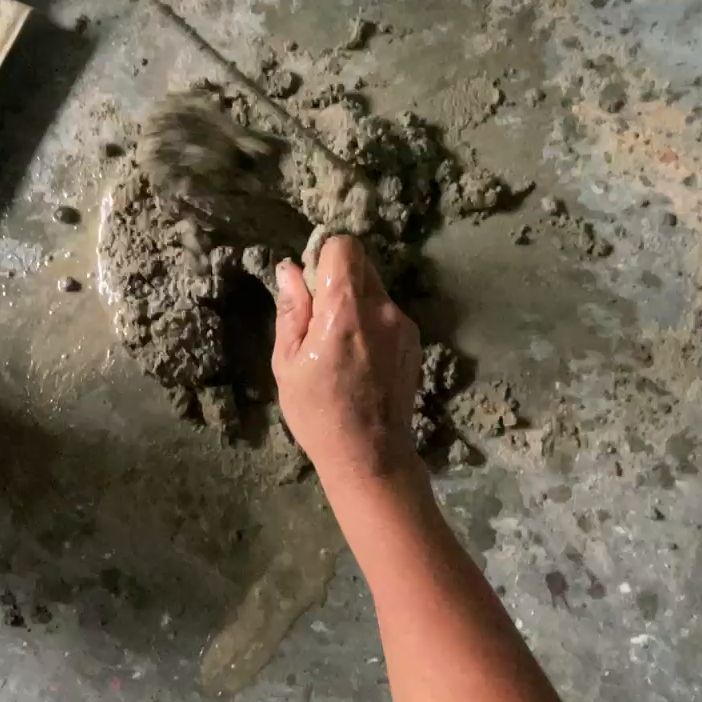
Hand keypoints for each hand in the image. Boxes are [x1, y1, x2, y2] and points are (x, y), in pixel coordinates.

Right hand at [272, 235, 423, 488]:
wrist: (370, 455)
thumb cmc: (318, 413)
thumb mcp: (287, 362)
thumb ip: (291, 310)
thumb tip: (289, 269)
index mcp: (346, 310)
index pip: (344, 246)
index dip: (323, 257)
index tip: (311, 286)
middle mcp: (381, 308)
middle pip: (361, 263)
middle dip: (338, 279)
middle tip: (319, 318)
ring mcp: (403, 324)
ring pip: (375, 288)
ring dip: (355, 300)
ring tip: (340, 343)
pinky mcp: (414, 340)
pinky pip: (387, 312)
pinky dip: (371, 321)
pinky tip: (360, 357)